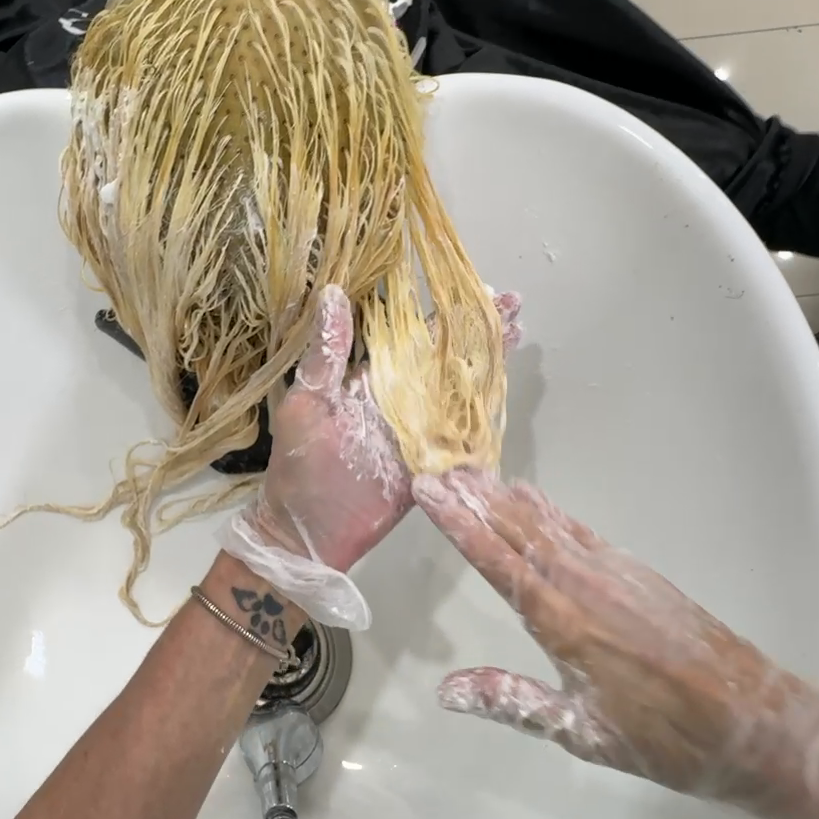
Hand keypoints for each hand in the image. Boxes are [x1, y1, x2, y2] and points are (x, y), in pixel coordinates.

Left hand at [218, 286, 521, 628]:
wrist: (309, 531)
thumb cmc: (300, 464)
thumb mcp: (307, 403)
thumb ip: (327, 354)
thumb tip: (332, 291)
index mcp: (370, 377)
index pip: (411, 334)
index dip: (442, 311)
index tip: (473, 287)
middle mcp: (399, 396)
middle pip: (446, 355)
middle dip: (478, 329)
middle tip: (512, 303)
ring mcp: (419, 429)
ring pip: (460, 388)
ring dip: (487, 362)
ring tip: (518, 333)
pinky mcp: (433, 461)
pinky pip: (463, 433)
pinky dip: (485, 414)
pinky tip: (505, 391)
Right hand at [412, 470, 818, 818]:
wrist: (755, 721)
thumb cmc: (664, 737)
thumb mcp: (583, 733)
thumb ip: (513, 703)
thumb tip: (447, 690)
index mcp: (563, 621)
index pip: (498, 561)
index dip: (460, 524)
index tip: (430, 491)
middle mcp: (581, 584)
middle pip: (516, 529)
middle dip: (473, 498)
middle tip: (437, 469)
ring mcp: (610, 571)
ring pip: (545, 522)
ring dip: (503, 496)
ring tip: (471, 473)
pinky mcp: (633, 569)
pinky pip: (577, 528)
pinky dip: (545, 508)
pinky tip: (531, 498)